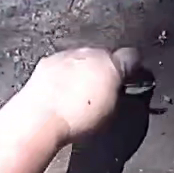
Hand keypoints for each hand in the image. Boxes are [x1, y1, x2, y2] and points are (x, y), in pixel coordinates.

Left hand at [18, 46, 141, 144]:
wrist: (41, 119)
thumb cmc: (78, 119)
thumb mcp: (111, 113)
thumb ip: (118, 94)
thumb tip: (118, 89)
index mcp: (111, 64)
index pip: (131, 56)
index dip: (132, 67)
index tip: (130, 76)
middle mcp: (90, 53)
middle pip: (104, 55)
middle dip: (104, 69)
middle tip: (101, 91)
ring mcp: (67, 55)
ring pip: (81, 58)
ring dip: (83, 70)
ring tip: (78, 94)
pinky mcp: (47, 62)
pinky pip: (62, 64)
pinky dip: (64, 74)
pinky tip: (61, 92)